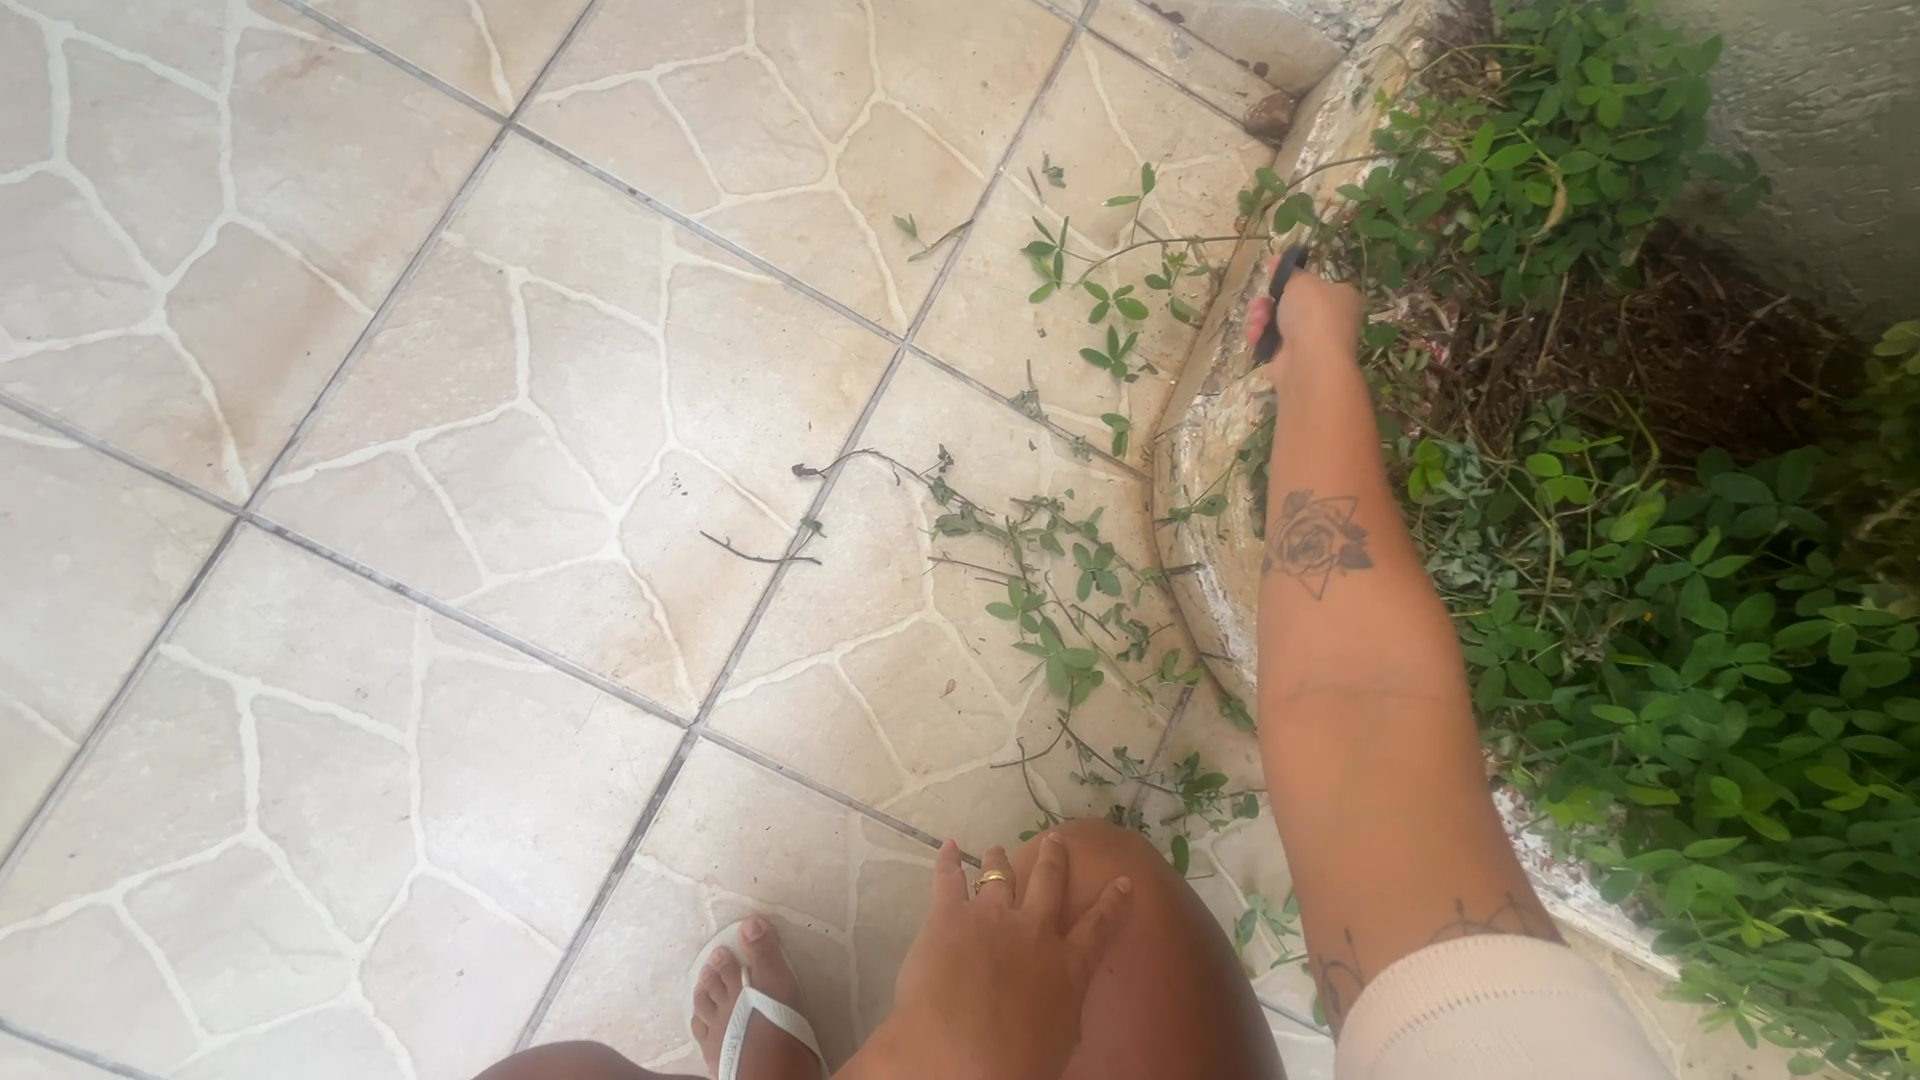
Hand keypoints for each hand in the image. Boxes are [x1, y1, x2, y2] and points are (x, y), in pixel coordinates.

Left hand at [858, 836, 1133, 1079]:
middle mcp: (1034, 930)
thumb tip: (1061, 998)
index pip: (1099, 927)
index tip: (1123, 880)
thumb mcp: (1060, 1038)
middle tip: (1057, 840)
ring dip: (999, 858)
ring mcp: (992, 916)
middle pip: (1049, 881)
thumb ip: (1063, 1006)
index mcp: (1066, 966)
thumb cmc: (1018, 1064)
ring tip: (997, 848)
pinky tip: (949, 846)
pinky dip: (948, 860)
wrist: (961, 1054)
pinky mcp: (951, 914)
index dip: (1113, 902)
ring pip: (999, 873)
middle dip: (1055, 858)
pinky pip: (950, 878)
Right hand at [1251, 269, 1363, 387]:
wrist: (1309, 360)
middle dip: (1268, 302)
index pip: (1315, 286)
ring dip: (1261, 319)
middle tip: (1257, 302)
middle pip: (1291, 305)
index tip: (1271, 276)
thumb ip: (1288, 272)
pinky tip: (1255, 335)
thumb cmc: (1313, 313)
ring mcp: (1310, 342)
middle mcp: (1329, 320)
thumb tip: (1278, 260)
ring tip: (1257, 320)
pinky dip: (1260, 337)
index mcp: (1341, 297)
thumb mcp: (1301, 281)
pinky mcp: (1291, 360)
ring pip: (1278, 324)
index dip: (1291, 281)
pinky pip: (1271, 343)